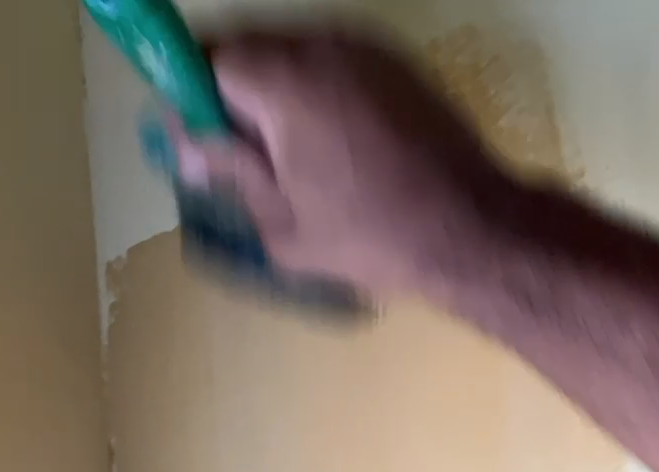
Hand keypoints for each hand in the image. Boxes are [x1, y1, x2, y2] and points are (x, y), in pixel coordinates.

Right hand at [171, 24, 520, 297]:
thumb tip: (188, 147)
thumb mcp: (284, 226)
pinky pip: (335, 70)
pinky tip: (330, 153)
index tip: (191, 143)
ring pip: (294, 59)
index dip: (189, 99)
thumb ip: (232, 175)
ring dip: (274, 101)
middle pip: (251, 53)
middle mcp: (324, 45)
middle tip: (233, 159)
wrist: (470, 231)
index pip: (209, 59)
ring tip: (285, 165)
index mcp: (286, 82)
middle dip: (230, 101)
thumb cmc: (370, 239)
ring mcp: (368, 50)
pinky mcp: (398, 67)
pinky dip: (316, 101)